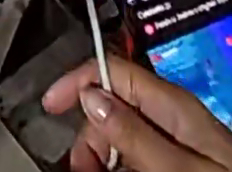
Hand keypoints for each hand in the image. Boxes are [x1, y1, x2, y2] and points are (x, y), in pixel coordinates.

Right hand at [42, 58, 231, 171]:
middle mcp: (173, 115)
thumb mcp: (179, 169)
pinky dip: (121, 163)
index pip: (115, 69)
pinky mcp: (182, 162)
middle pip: (114, 105)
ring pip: (123, 134)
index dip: (79, 80)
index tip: (49, 105)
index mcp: (173, 104)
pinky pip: (140, 153)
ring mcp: (178, 140)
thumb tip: (91, 93)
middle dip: (90, 132)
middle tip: (80, 170)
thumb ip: (134, 132)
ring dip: (102, 153)